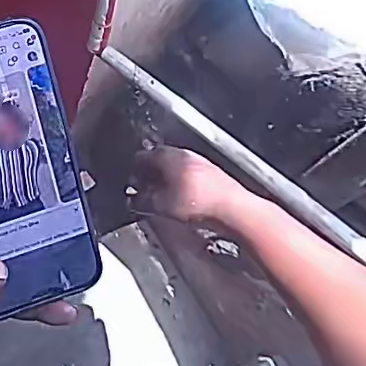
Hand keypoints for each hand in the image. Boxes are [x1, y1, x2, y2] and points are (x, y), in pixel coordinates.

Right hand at [129, 147, 247, 224]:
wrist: (233, 210)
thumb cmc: (200, 203)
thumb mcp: (162, 205)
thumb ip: (144, 200)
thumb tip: (135, 200)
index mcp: (171, 156)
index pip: (145, 155)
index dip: (136, 166)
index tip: (132, 175)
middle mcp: (186, 155)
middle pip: (162, 159)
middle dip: (151, 171)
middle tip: (143, 184)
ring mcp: (202, 163)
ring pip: (177, 166)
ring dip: (167, 177)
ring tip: (162, 194)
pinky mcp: (213, 175)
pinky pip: (190, 175)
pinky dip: (182, 183)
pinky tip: (182, 198)